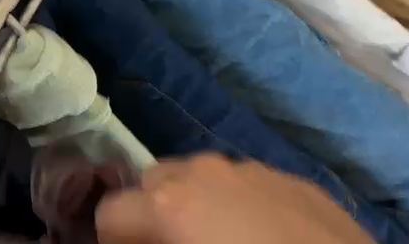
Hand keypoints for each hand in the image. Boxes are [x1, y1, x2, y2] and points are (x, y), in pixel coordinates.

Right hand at [96, 154, 370, 243]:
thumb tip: (140, 240)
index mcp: (168, 203)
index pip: (110, 212)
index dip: (114, 240)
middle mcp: (200, 171)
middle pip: (152, 183)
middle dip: (155, 217)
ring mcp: (252, 171)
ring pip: (203, 180)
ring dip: (200, 208)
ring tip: (225, 243)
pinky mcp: (298, 183)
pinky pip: (251, 188)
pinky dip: (245, 210)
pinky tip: (270, 242)